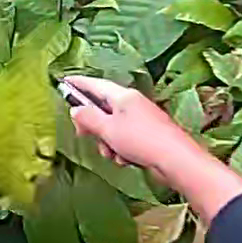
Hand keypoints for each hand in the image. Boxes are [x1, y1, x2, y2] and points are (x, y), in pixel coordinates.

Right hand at [61, 75, 241, 222]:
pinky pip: (123, 137)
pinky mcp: (147, 134)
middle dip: (91, 124)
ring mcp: (141, 119)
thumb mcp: (106, 128)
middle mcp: (133, 104)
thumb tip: (76, 109)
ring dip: (105, 140)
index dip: (78, 83)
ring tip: (111, 152)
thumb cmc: (141, 140)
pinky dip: (119, 147)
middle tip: (83, 134)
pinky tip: (124, 158)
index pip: (95, 84)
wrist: (177, 161)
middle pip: (101, 108)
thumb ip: (87, 117)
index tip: (64, 81)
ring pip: (110, 126)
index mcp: (123, 96)